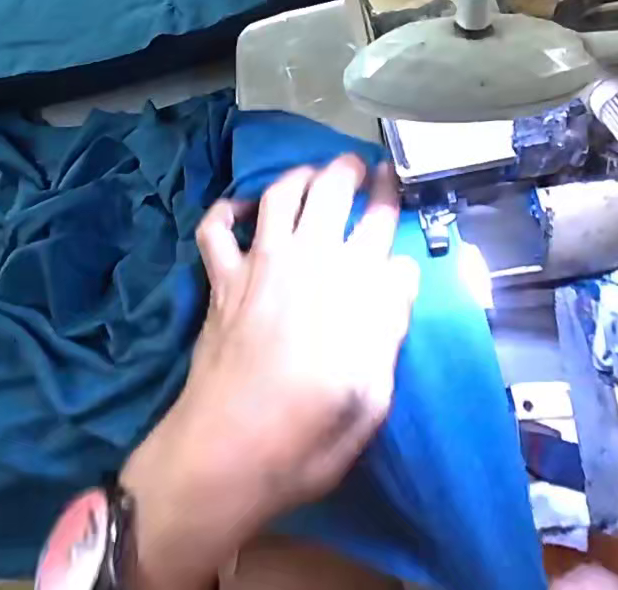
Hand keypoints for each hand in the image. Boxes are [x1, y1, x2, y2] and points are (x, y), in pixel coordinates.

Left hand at [120, 156, 420, 588]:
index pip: (379, 220)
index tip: (392, 178)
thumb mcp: (374, 393)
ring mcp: (258, 263)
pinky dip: (225, 210)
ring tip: (311, 175)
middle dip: (346, 169)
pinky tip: (241, 209)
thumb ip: (391, 322)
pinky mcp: (222, 278)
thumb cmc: (310, 433)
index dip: (389, 192)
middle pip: (329, 189)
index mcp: (352, 285)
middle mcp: (306, 258)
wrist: (229, 452)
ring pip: (278, 194)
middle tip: (356, 165)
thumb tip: (401, 270)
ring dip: (298, 176)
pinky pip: (215, 229)